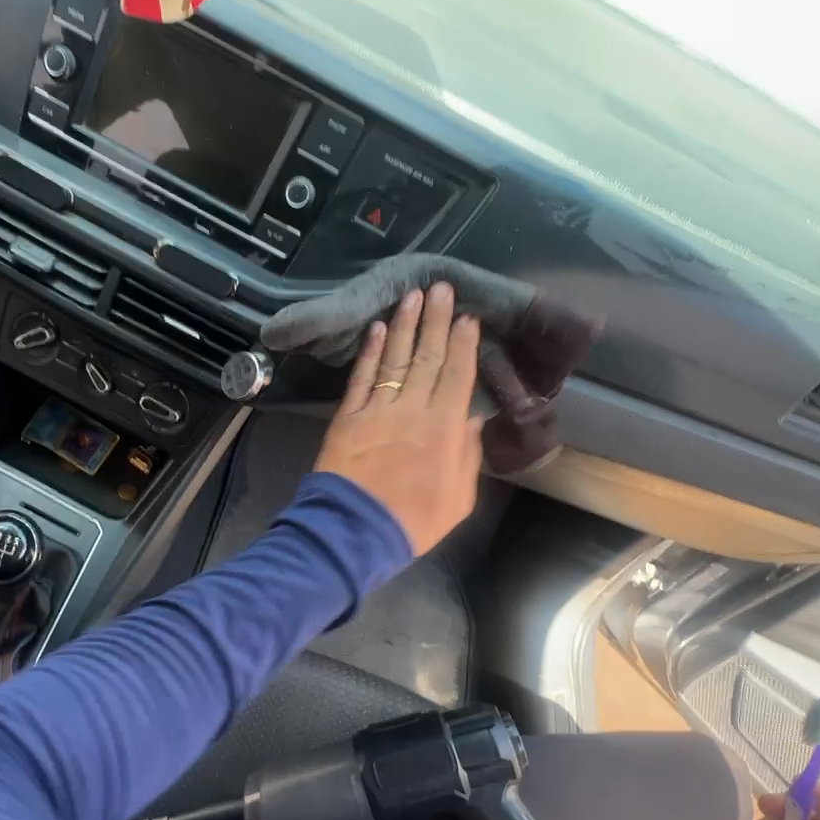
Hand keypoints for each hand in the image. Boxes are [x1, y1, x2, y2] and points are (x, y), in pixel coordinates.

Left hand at [314, 282, 482, 555]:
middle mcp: (412, 409)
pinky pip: (361, 376)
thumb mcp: (459, 498)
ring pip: (394, 358)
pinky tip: (376, 328)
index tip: (468, 315)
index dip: (463, 342)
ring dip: (404, 325)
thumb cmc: (413, 521)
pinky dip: (369, 351)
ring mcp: (377, 409)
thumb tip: (471, 418)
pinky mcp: (347, 415)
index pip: (457, 374)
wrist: (354, 531)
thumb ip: (467, 455)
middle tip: (441, 288)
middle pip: (427, 356)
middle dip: (436, 320)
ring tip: (412, 296)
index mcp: (445, 428)